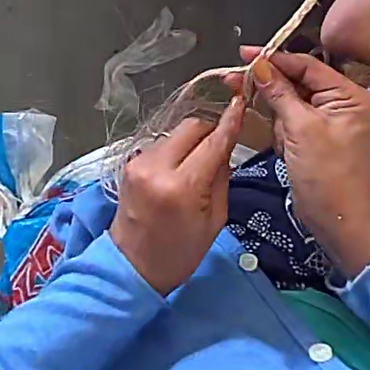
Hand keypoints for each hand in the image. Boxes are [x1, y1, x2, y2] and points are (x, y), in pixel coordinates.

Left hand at [111, 95, 245, 294]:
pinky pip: (159, 145)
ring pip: (173, 133)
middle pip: (189, 127)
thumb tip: (223, 149)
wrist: (132, 265)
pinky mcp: (129, 163)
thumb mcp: (214, 221)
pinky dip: (174, 150)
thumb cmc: (179, 252)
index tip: (240, 104)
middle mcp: (156, 168)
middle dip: (209, 130)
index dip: (228, 122)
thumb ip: (220, 179)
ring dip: (190, 141)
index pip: (211, 143)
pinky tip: (178, 170)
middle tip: (220, 145)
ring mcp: (139, 163)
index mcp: (182, 187)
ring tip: (196, 165)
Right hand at [230, 47, 369, 275]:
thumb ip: (279, 92)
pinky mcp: (313, 133)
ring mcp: (326, 118)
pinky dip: (275, 118)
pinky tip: (264, 121)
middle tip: (236, 75)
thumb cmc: (327, 175)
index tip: (246, 53)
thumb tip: (259, 65)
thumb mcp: (300, 127)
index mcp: (349, 95)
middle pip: (296, 78)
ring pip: (289, 96)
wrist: (336, 220)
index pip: (307, 65)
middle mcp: (340, 102)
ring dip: (269, 100)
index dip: (274, 58)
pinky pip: (288, 115)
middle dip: (267, 79)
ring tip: (243, 96)